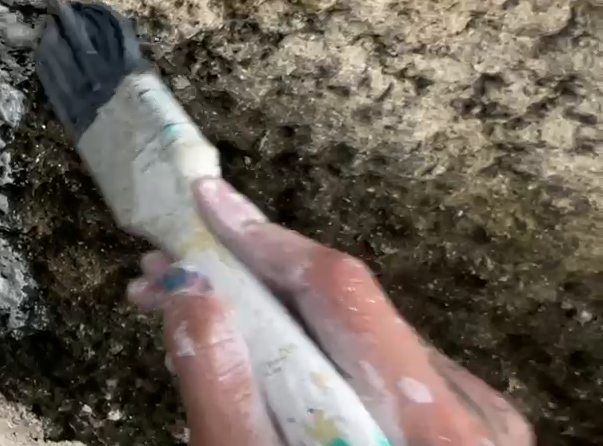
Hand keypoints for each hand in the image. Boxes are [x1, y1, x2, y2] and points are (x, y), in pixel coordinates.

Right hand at [128, 178, 532, 445]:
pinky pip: (355, 360)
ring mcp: (468, 423)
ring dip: (249, 306)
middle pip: (335, 301)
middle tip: (151, 272)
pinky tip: (234, 353)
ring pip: (340, 328)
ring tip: (173, 308)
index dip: (259, 233)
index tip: (197, 198)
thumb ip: (218, 388)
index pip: (336, 286)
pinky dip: (287, 342)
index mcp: (428, 423)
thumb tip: (182, 287)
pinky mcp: (453, 434)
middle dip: (230, 272)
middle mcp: (464, 408)